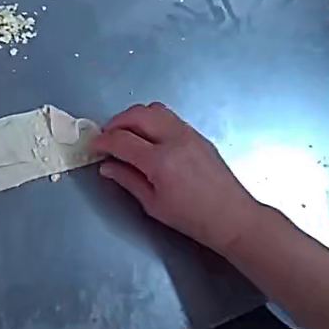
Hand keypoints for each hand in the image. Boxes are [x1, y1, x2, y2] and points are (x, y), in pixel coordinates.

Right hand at [92, 103, 270, 253]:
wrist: (234, 218)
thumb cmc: (193, 218)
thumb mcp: (153, 205)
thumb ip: (127, 180)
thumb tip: (107, 166)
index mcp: (160, 161)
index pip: (121, 139)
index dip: (102, 141)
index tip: (94, 147)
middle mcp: (174, 140)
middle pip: (135, 115)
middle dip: (115, 123)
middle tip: (108, 138)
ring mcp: (188, 134)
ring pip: (152, 109)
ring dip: (133, 118)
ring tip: (127, 134)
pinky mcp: (197, 135)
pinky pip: (168, 116)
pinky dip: (151, 120)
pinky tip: (148, 138)